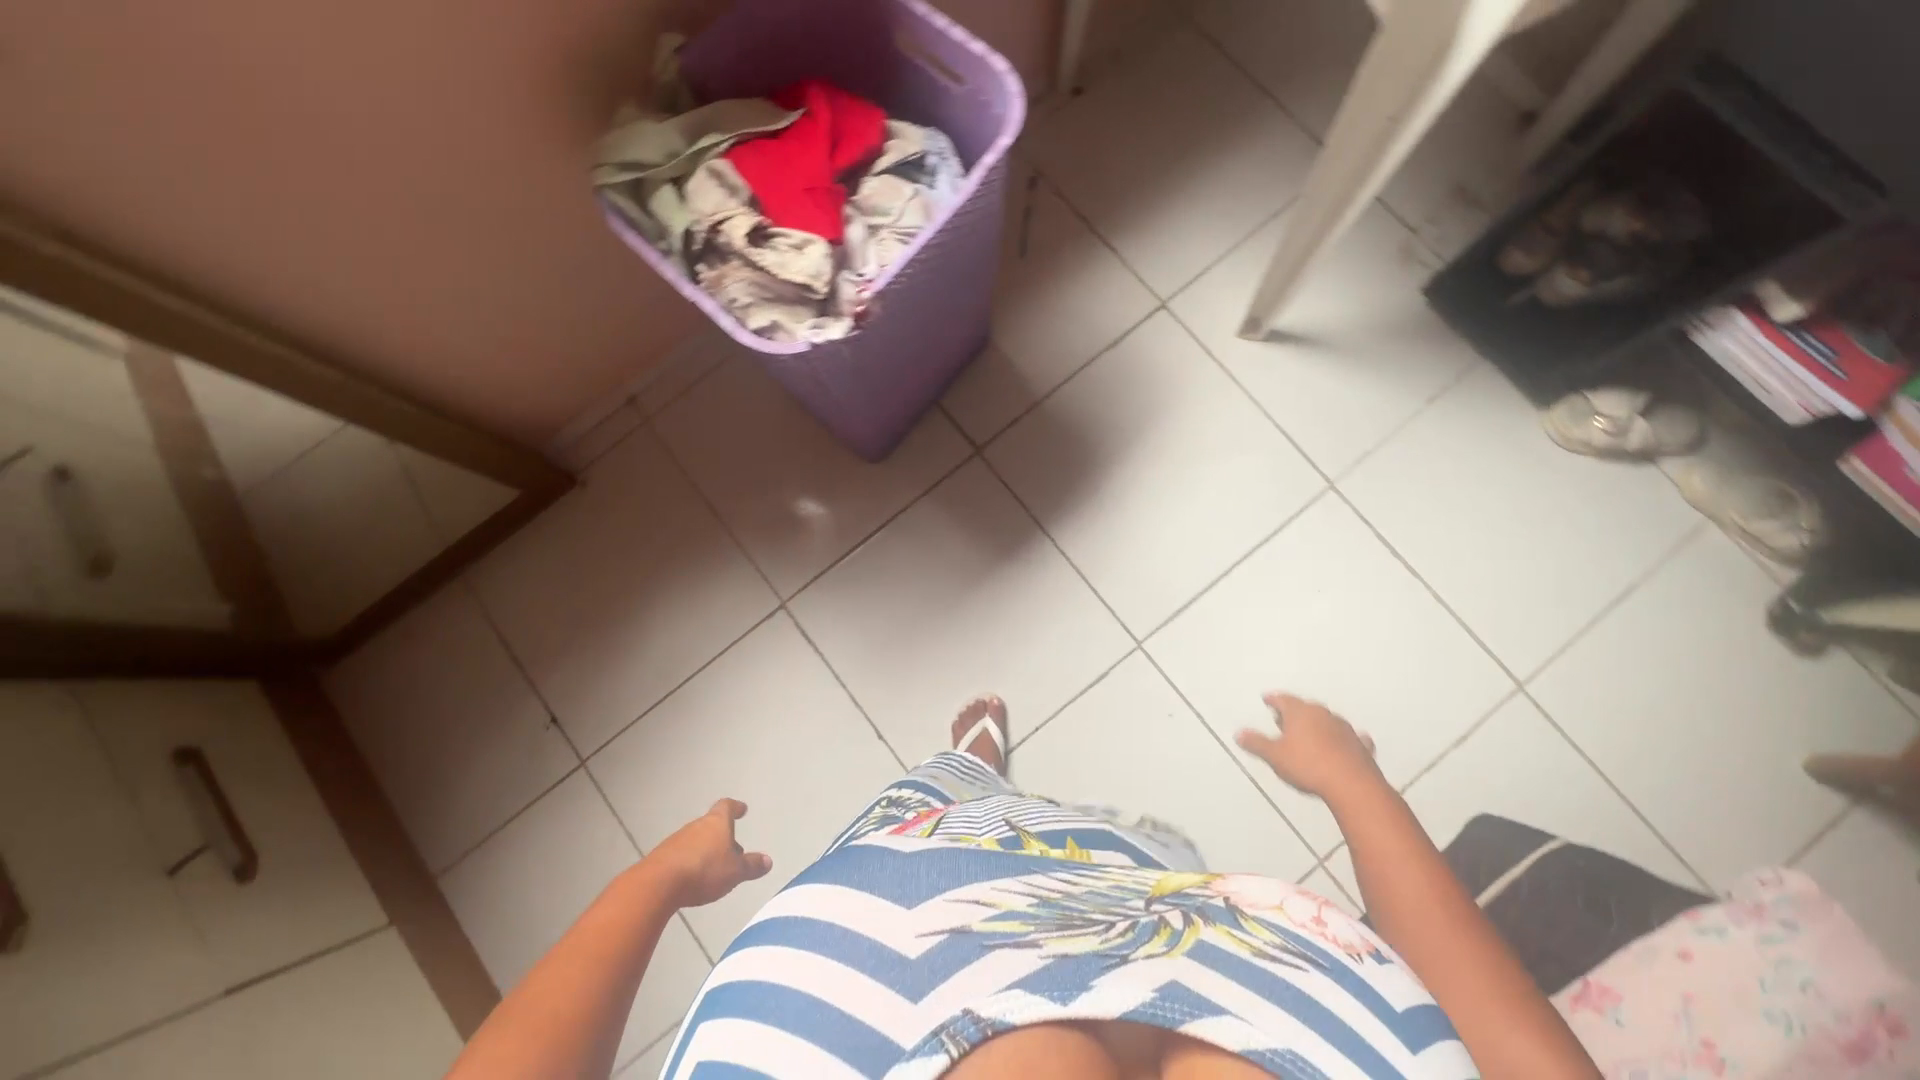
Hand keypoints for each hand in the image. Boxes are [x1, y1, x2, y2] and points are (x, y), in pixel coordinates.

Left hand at [643, 799, 772, 907]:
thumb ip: (752, 865)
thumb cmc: (704, 871)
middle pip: (712, 825)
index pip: (726, 807)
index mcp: (716, 823)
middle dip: (723, 837)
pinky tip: (695, 878)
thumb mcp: (735, 871)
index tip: (741, 809)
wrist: (658, 884)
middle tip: (734, 850)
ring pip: (697, 841)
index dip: (735, 807)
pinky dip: (692, 862)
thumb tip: (768, 860)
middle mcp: (696, 827)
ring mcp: (677, 841)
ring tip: (716, 868)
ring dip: (707, 851)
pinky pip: (683, 855)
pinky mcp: (662, 857)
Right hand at [1236, 694, 1384, 801]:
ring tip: (1308, 735)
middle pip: (1305, 708)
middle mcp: (1323, 714)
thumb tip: (1240, 733)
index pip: (1283, 699)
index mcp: (1300, 713)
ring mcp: (1344, 728)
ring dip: (1317, 725)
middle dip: (1294, 712)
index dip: (1273, 699)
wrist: (1351, 785)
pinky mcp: (1360, 745)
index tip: (1267, 699)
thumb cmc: (1307, 766)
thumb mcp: (1274, 756)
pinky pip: (1349, 737)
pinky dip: (1342, 739)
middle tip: (1283, 719)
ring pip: (1327, 720)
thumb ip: (1256, 743)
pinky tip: (1342, 744)